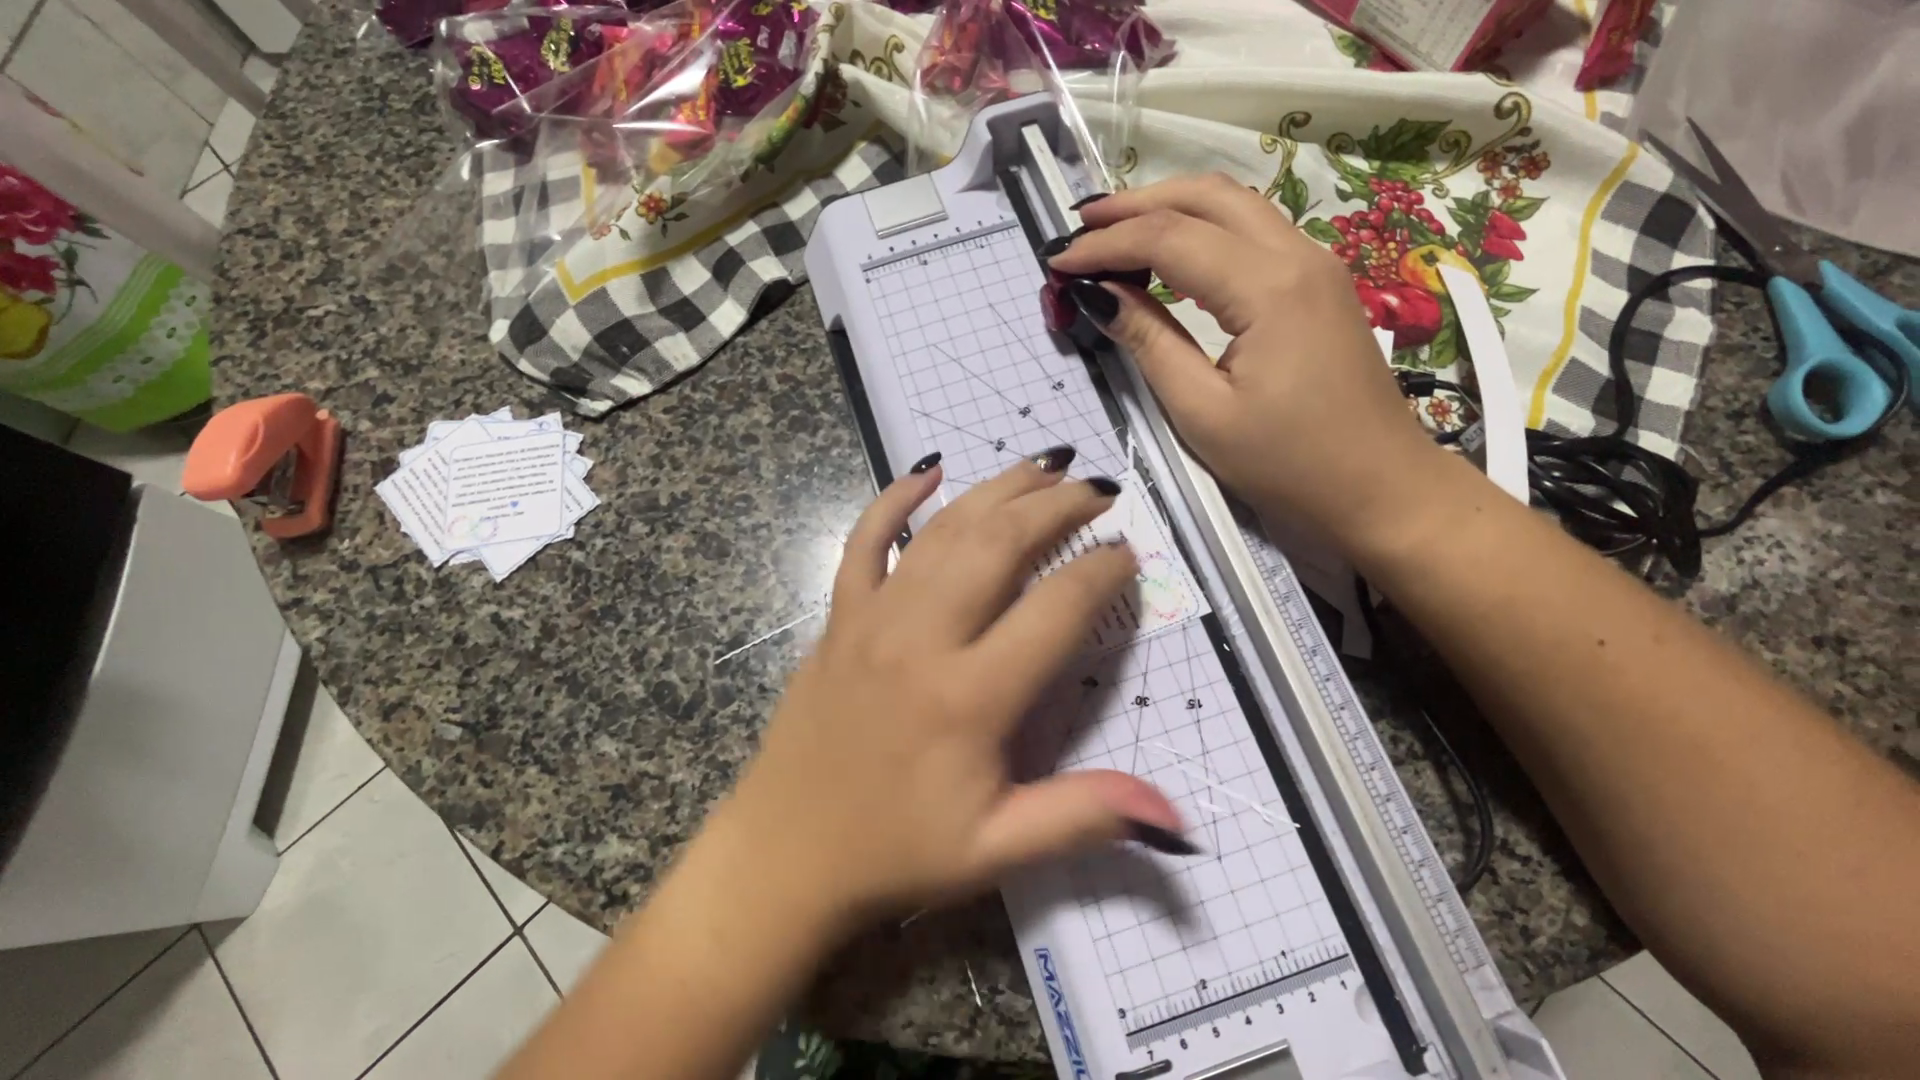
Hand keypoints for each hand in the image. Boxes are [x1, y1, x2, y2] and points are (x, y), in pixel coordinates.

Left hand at [724, 453, 1189, 927]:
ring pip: (942, 532)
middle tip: (1098, 490)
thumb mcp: (996, 850)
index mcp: (970, 696)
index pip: (1055, 608)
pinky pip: (864, 542)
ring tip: (1042, 467)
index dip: (1101, 571)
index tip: (1129, 551)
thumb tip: (1176, 817)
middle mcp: (922, 640)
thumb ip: (1083, 816)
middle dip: (1056, 508)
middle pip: (999, 545)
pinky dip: (894, 500)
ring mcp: (871, 621)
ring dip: (996, 491)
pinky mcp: (837, 620)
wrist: (786, 854)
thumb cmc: (896, 853)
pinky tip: (926, 471)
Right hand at [1048, 175, 1446, 550]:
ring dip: (1170, 209)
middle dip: (1135, 203)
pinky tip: (1169, 256)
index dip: (1106, 244)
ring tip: (1113, 233)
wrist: (1381, 489)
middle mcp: (1297, 255)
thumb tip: (1098, 294)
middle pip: (1206, 196)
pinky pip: (1252, 232)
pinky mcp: (1319, 283)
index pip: (1169, 238)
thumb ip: (1149, 341)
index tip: (1057, 261)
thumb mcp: (1203, 412)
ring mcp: (1315, 264)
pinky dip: (1202, 229)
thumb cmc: (1289, 465)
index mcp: (1268, 287)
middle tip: (1079, 225)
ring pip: (1233, 205)